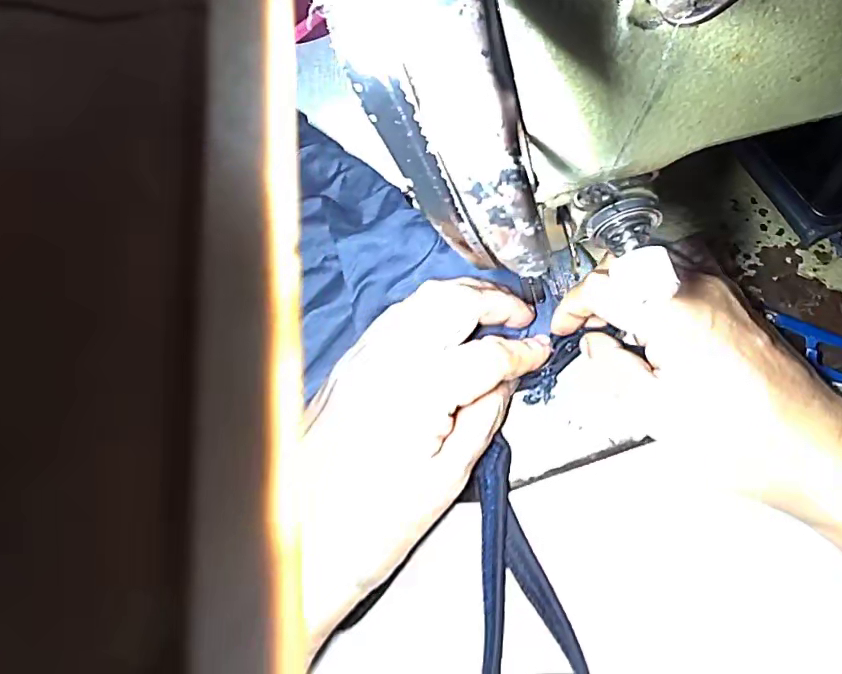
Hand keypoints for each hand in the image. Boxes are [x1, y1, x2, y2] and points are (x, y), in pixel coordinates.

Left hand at [299, 278, 550, 652]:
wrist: (302, 545)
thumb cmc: (365, 528)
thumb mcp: (446, 481)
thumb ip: (484, 418)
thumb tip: (506, 381)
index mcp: (419, 394)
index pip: (487, 353)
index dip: (522, 350)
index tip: (539, 351)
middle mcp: (388, 362)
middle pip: (455, 302)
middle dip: (498, 301)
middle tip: (523, 315)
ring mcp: (365, 355)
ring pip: (425, 296)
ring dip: (465, 295)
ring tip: (493, 311)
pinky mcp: (352, 360)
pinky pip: (400, 312)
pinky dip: (433, 305)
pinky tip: (449, 323)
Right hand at [552, 255, 841, 510]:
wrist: (811, 446)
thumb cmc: (747, 439)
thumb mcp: (657, 413)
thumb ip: (613, 369)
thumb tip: (593, 347)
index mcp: (672, 310)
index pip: (602, 285)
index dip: (573, 304)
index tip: (566, 324)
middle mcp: (697, 286)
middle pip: (628, 263)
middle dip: (600, 290)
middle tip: (589, 325)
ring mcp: (720, 289)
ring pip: (655, 265)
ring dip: (629, 289)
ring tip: (624, 330)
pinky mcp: (735, 300)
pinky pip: (684, 278)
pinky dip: (658, 294)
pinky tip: (661, 332)